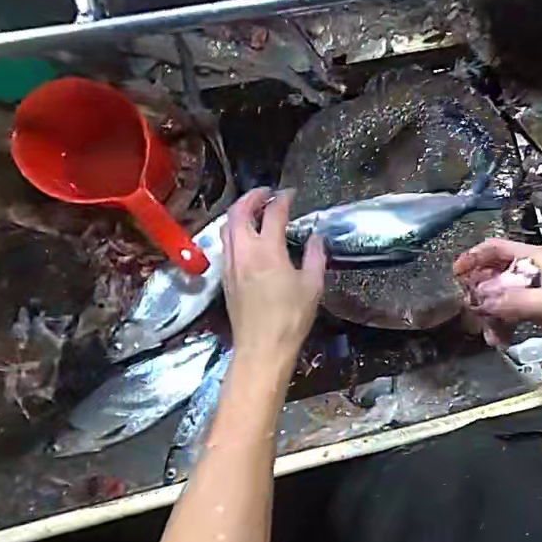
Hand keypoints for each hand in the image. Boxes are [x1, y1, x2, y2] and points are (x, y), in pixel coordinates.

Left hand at [222, 188, 325, 363]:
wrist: (261, 348)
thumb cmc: (291, 318)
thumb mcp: (312, 286)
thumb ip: (314, 256)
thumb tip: (316, 238)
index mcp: (268, 251)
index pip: (273, 214)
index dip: (283, 199)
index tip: (290, 194)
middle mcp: (244, 252)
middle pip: (239, 213)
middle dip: (251, 197)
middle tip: (266, 193)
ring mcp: (230, 264)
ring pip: (227, 227)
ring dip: (239, 212)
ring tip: (254, 210)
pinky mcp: (225, 277)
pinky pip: (225, 243)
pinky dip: (234, 230)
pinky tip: (246, 236)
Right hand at [454, 239, 541, 356]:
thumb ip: (514, 301)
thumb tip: (481, 301)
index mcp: (535, 259)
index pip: (496, 248)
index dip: (473, 257)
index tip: (456, 273)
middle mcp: (531, 270)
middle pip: (493, 274)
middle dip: (480, 294)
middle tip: (471, 311)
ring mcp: (532, 290)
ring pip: (498, 297)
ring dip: (490, 315)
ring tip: (490, 335)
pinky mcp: (534, 308)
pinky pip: (508, 313)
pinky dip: (502, 325)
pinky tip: (501, 341)